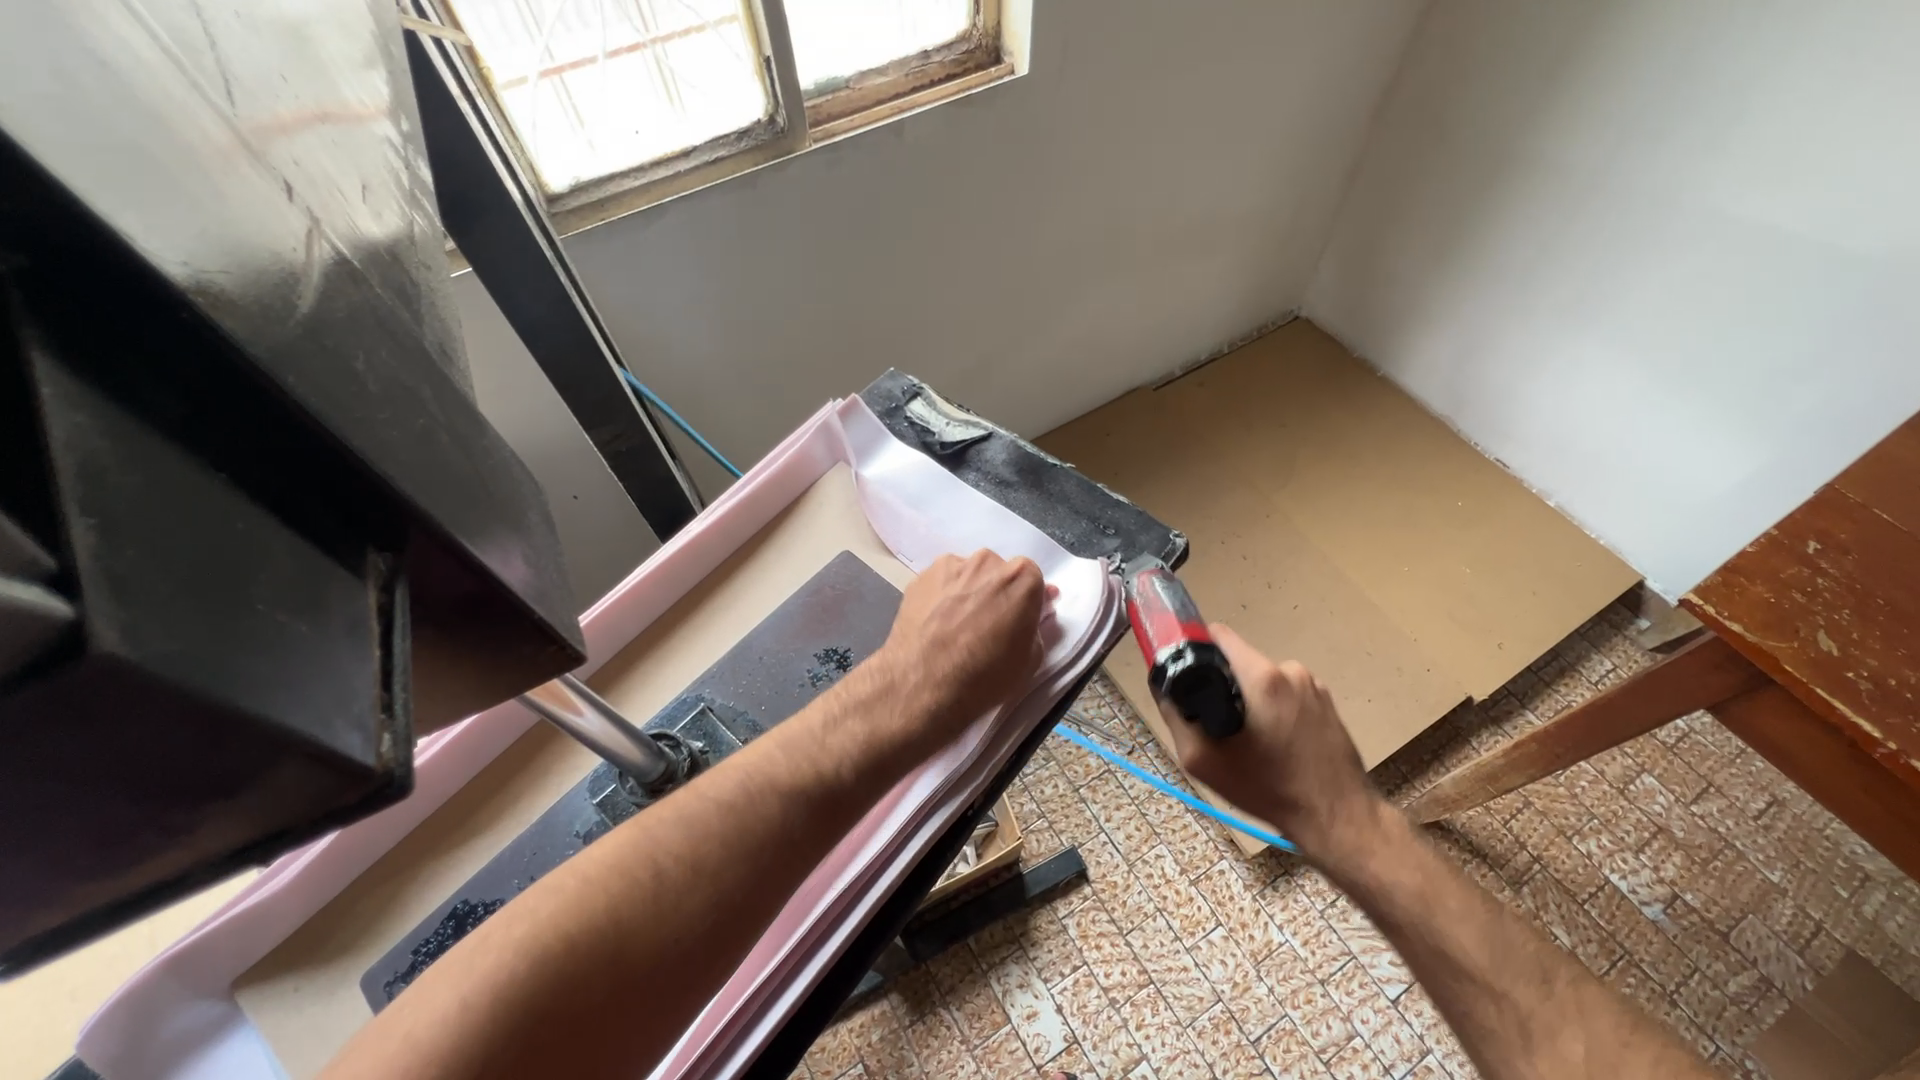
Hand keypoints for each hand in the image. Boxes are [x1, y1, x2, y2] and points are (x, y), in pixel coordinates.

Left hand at [876, 550, 1052, 743]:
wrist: (925, 684)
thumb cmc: (986, 675)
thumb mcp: (1030, 659)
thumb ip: (1033, 628)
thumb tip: (1025, 617)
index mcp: (1021, 577)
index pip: (1031, 580)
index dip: (1024, 601)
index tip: (1018, 620)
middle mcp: (986, 562)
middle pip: (997, 573)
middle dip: (995, 593)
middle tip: (986, 626)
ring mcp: (949, 566)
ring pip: (966, 575)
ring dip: (966, 593)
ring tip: (955, 627)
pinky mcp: (919, 578)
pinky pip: (938, 585)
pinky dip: (939, 598)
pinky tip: (933, 625)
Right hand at [1159, 624, 1388, 865]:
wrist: (1337, 817)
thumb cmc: (1265, 788)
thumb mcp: (1201, 759)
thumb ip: (1175, 714)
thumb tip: (1162, 686)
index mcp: (1261, 676)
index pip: (1218, 635)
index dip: (1195, 651)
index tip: (1188, 678)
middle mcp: (1290, 670)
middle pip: (1240, 661)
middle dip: (1223, 684)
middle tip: (1217, 724)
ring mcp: (1314, 685)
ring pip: (1263, 680)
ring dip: (1251, 700)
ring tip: (1251, 741)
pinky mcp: (1328, 702)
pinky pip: (1286, 694)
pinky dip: (1275, 710)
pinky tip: (1277, 744)